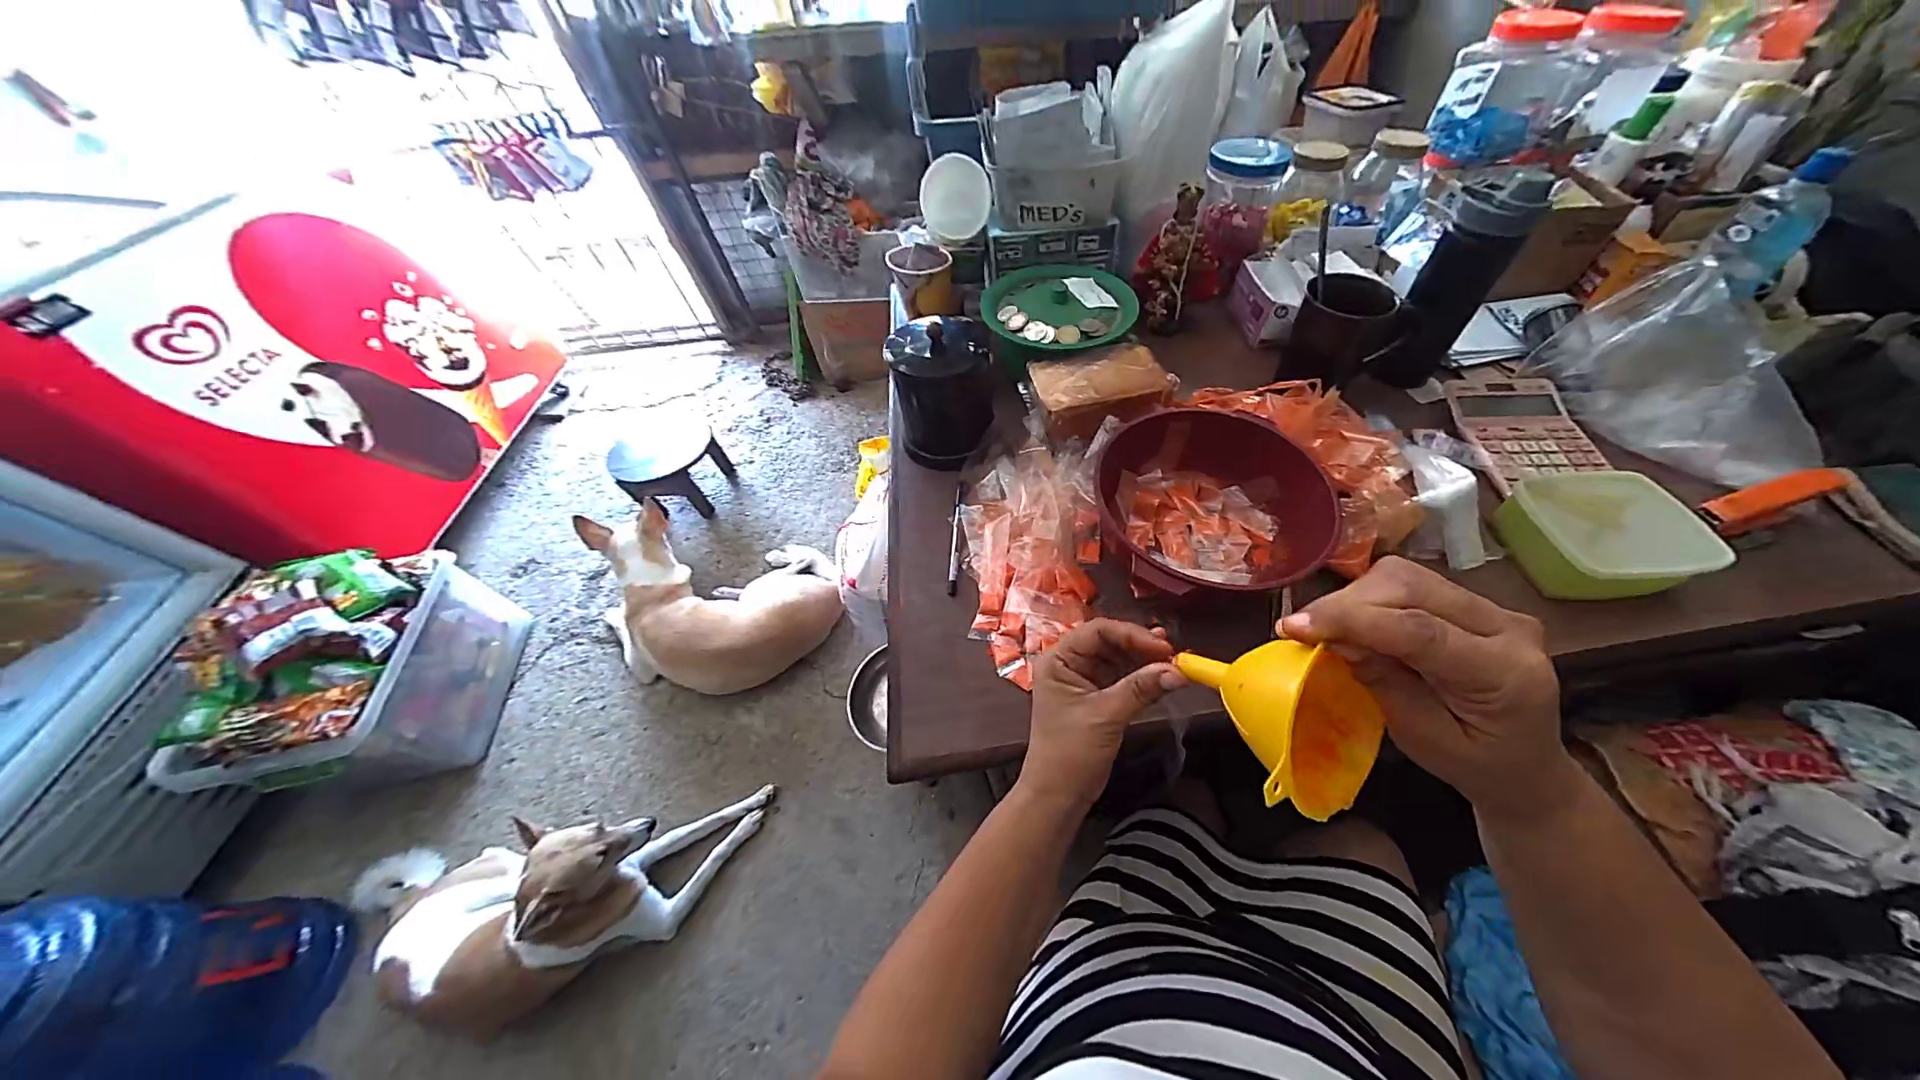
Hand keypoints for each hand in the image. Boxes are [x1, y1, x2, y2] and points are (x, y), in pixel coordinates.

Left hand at [1022, 619, 1186, 810]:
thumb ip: (1140, 689)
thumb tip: (1177, 670)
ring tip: (1175, 661)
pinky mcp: (1099, 697)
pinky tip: (1165, 677)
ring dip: (1146, 660)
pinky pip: (1124, 678)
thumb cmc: (1069, 752)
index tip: (1162, 645)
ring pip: (1119, 659)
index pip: (1096, 631)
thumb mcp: (1105, 716)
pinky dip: (1144, 677)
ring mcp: (1084, 680)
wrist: (1057, 794)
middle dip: (1141, 645)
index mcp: (1058, 659)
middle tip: (1174, 653)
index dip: (1131, 634)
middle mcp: (1069, 663)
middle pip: (1110, 642)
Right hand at [1278, 556, 1574, 822]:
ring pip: (1403, 576)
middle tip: (1300, 630)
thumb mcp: (1424, 739)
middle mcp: (1506, 626)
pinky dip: (1366, 599)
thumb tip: (1333, 640)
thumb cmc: (1475, 763)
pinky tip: (1351, 623)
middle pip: (1409, 586)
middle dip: (1345, 604)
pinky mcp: (1469, 601)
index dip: (1350, 621)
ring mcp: (1491, 608)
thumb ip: (1384, 684)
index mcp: (1505, 672)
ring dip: (1352, 598)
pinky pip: (1407, 583)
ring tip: (1324, 628)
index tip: (1292, 627)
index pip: (1419, 629)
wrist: (1526, 764)